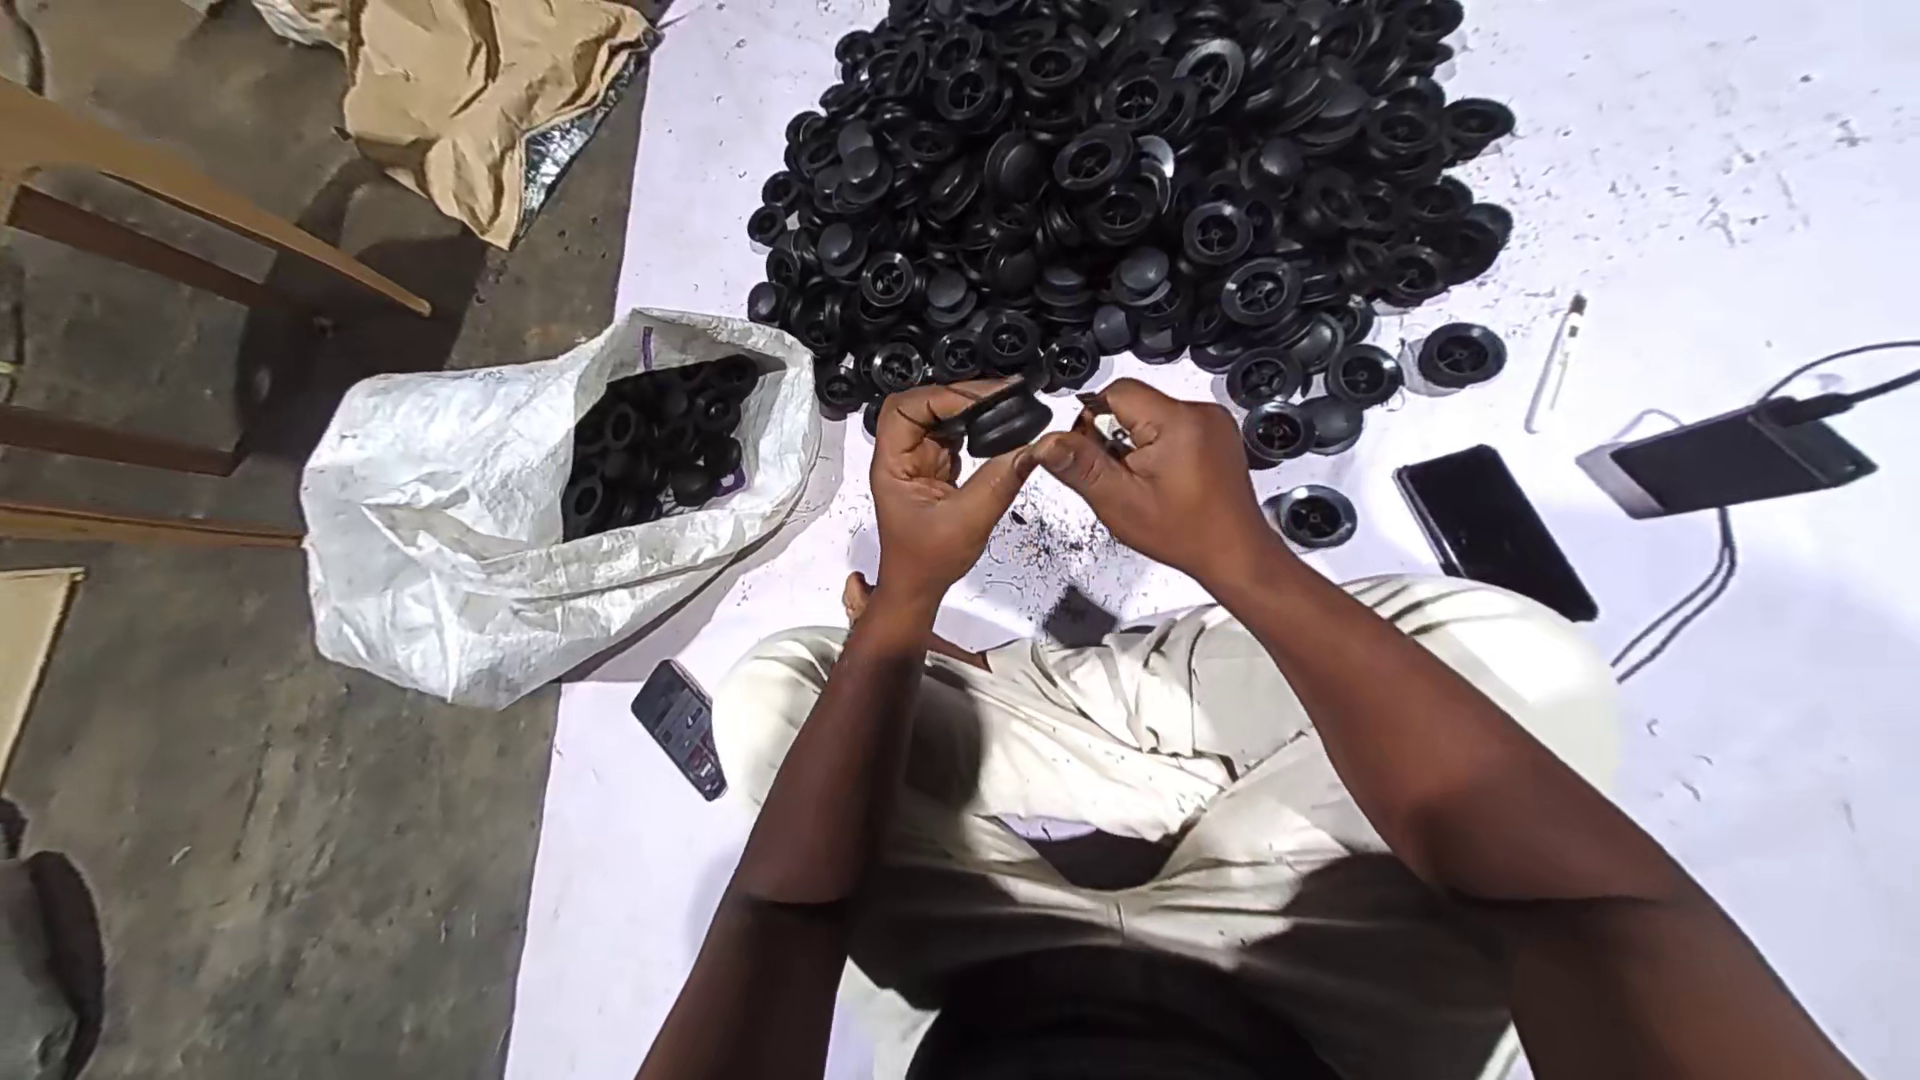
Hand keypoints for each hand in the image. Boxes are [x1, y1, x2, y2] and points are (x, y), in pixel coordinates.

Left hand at [870, 381, 1038, 604]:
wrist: (919, 586)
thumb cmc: (925, 562)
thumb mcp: (967, 523)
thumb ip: (998, 483)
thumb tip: (1028, 450)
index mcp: (892, 466)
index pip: (906, 409)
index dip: (943, 397)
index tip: (981, 400)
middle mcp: (902, 457)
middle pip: (924, 404)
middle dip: (961, 396)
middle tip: (1001, 396)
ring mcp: (919, 460)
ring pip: (941, 416)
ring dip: (971, 408)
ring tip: (1005, 405)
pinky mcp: (937, 467)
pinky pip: (955, 434)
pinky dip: (977, 426)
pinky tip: (997, 426)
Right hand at [1032, 378, 1288, 586]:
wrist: (1233, 553)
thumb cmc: (1188, 533)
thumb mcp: (1119, 502)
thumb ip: (1079, 467)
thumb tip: (1047, 443)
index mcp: (1176, 422)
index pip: (1114, 392)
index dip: (1092, 422)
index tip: (1095, 455)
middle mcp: (1199, 413)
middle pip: (1132, 405)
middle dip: (1115, 438)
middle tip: (1123, 476)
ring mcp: (1211, 422)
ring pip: (1149, 417)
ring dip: (1135, 445)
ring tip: (1146, 482)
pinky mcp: (1215, 434)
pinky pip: (1171, 428)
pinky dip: (1157, 450)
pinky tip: (1162, 480)